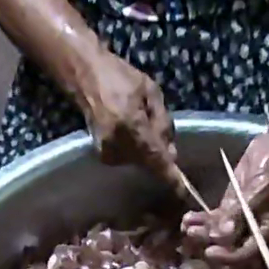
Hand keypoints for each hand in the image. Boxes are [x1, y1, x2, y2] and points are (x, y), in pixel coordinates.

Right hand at [75, 53, 176, 179]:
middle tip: (157, 130)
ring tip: (138, 123)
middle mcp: (118, 144)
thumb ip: (162, 122)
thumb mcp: (150, 91)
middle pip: (148, 161)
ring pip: (139, 161)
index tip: (182, 191)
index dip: (170, 175)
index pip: (155, 157)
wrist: (87, 77)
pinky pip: (127, 159)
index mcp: (132, 125)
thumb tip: (171, 152)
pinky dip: (134, 150)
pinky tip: (128, 131)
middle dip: (159, 154)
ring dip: (146, 150)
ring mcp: (108, 152)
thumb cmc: (120, 77)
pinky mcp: (103, 156)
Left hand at [183, 130, 268, 265]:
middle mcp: (251, 230)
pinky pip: (214, 220)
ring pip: (217, 234)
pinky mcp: (230, 208)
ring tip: (185, 226)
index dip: (227, 256)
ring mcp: (238, 220)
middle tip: (191, 234)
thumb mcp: (259, 189)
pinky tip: (187, 218)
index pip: (245, 253)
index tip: (209, 251)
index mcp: (265, 230)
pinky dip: (201, 221)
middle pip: (227, 247)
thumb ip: (239, 212)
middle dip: (208, 243)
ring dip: (201, 232)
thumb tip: (221, 235)